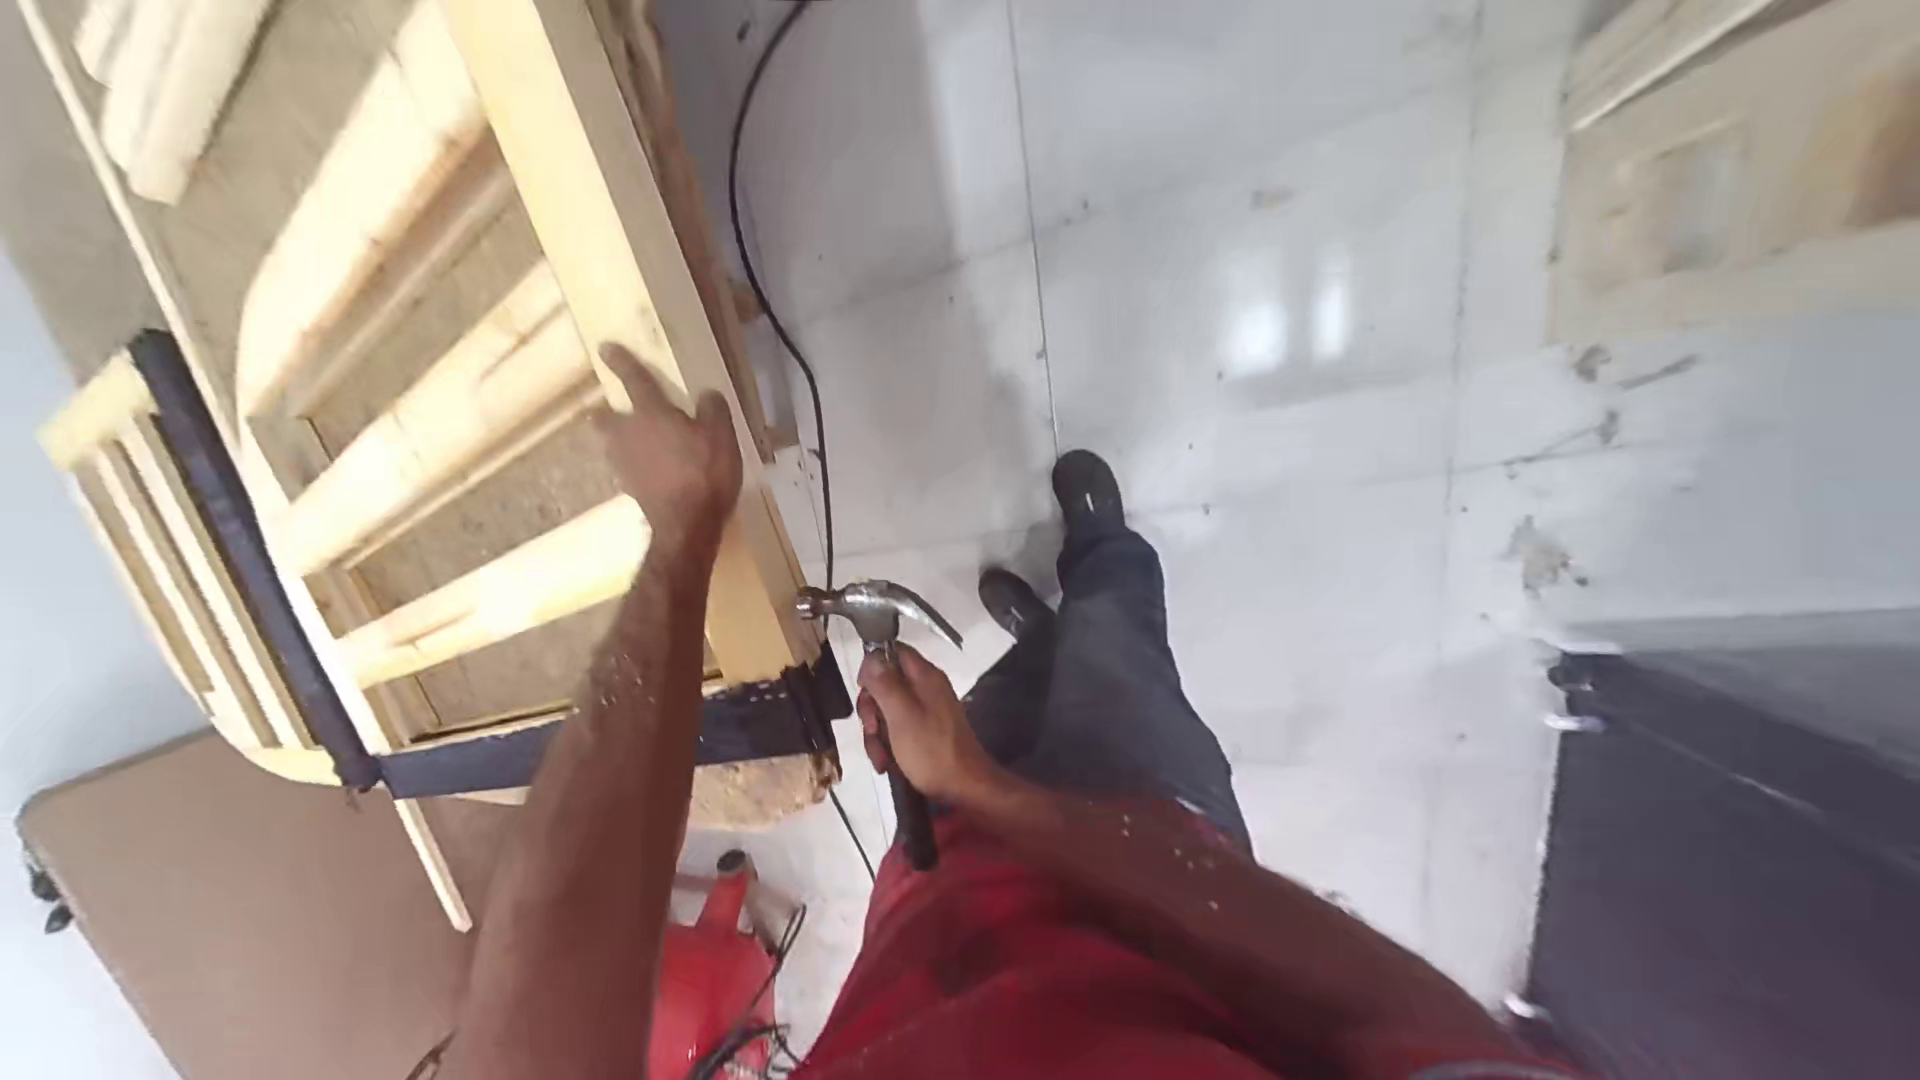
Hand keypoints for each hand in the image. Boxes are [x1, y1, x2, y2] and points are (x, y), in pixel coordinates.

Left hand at [594, 344, 742, 555]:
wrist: (687, 523)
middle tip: (619, 411)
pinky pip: (627, 467)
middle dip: (608, 412)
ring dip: (621, 440)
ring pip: (613, 444)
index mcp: (651, 414)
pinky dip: (636, 465)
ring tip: (640, 444)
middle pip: (605, 417)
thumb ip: (713, 410)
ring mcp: (624, 463)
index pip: (634, 380)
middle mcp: (628, 434)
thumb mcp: (722, 435)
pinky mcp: (629, 488)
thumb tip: (706, 395)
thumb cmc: (706, 473)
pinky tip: (653, 471)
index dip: (622, 362)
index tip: (606, 347)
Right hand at [856, 645, 1005, 803]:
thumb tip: (871, 655)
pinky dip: (888, 745)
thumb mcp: (901, 715)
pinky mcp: (925, 730)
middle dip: (872, 709)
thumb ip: (885, 683)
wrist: (965, 787)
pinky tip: (888, 764)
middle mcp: (926, 688)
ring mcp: (926, 710)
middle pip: (886, 683)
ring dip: (877, 734)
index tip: (864, 691)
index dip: (873, 666)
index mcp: (924, 676)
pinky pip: (897, 728)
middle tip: (873, 730)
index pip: (893, 651)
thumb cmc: (932, 750)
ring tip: (881, 757)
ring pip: (888, 710)